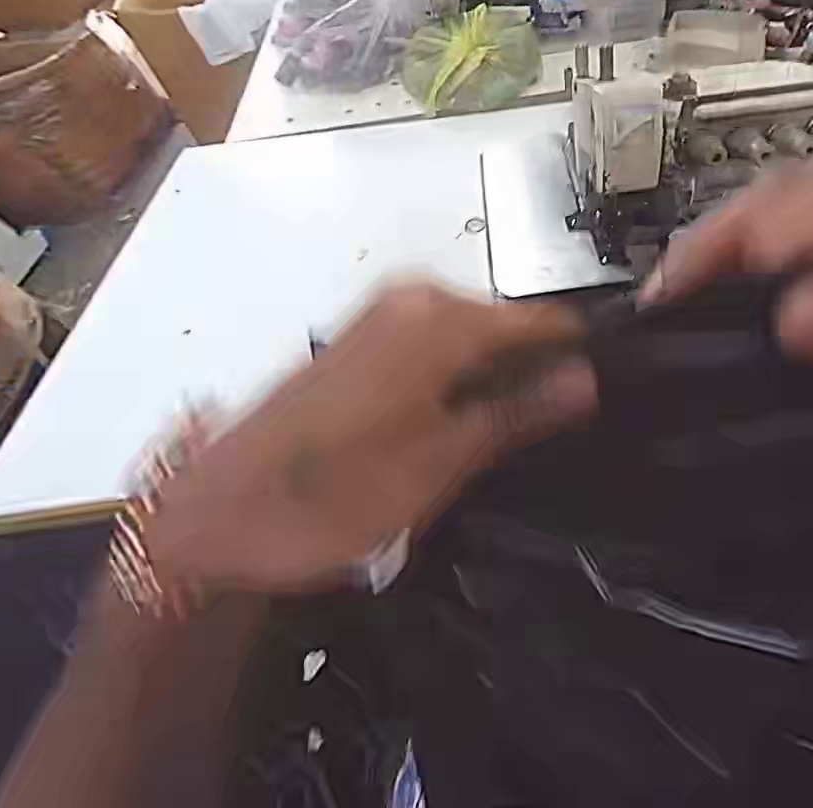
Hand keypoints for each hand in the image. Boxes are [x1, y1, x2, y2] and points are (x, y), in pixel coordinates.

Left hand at [145, 281, 596, 593]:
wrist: (214, 515)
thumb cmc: (333, 494)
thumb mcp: (442, 461)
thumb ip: (519, 411)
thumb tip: (587, 377)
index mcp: (441, 319)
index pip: (543, 320)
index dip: (575, 354)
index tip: (598, 389)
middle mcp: (414, 297)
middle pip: (507, 323)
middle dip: (532, 367)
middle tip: (545, 427)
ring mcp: (384, 310)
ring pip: (472, 333)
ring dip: (495, 373)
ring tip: (498, 432)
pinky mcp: (363, 331)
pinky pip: (437, 338)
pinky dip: (458, 370)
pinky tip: (453, 417)